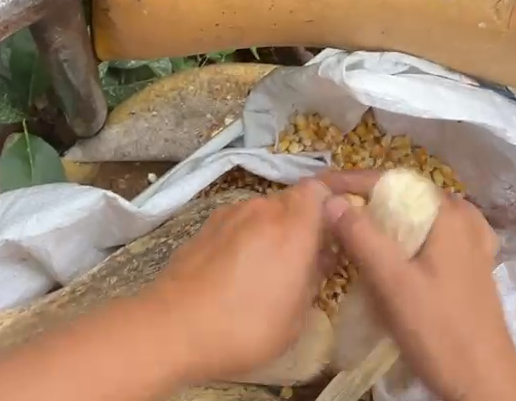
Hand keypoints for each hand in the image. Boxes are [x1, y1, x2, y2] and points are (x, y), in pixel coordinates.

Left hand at [138, 179, 332, 382]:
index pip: (320, 189)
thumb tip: (323, 255)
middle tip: (310, 255)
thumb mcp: (296, 316)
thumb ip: (314, 276)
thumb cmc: (245, 327)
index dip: (333, 199)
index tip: (341, 222)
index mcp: (292, 227)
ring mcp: (232, 212)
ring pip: (266, 210)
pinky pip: (242, 220)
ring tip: (274, 267)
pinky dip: (250, 234)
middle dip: (306, 221)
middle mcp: (262, 209)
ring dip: (276, 229)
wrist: (175, 324)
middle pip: (294, 200)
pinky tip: (243, 267)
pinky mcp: (209, 222)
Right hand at [320, 171, 515, 400]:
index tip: (318, 187)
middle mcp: (463, 218)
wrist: (488, 389)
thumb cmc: (441, 332)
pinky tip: (392, 251)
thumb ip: (360, 235)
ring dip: (383, 218)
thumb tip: (329, 198)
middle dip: (365, 198)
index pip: (389, 180)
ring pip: (416, 215)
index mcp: (448, 213)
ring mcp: (471, 243)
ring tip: (353, 227)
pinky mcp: (471, 266)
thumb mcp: (393, 283)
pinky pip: (430, 235)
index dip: (349, 181)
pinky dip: (405, 235)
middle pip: (403, 195)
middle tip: (330, 209)